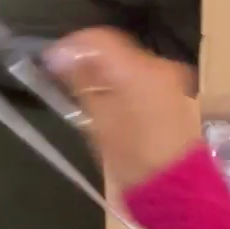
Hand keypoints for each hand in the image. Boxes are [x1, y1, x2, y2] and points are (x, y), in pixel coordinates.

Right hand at [45, 27, 202, 190]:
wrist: (179, 189)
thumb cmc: (134, 160)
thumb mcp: (99, 124)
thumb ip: (80, 83)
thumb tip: (58, 56)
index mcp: (138, 70)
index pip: (99, 38)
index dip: (71, 47)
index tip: (51, 63)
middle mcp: (159, 66)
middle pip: (116, 50)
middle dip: (89, 61)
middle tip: (65, 81)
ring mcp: (172, 80)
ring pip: (130, 64)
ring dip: (106, 73)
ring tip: (86, 95)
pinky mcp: (177, 95)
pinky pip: (144, 78)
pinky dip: (124, 84)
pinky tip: (112, 104)